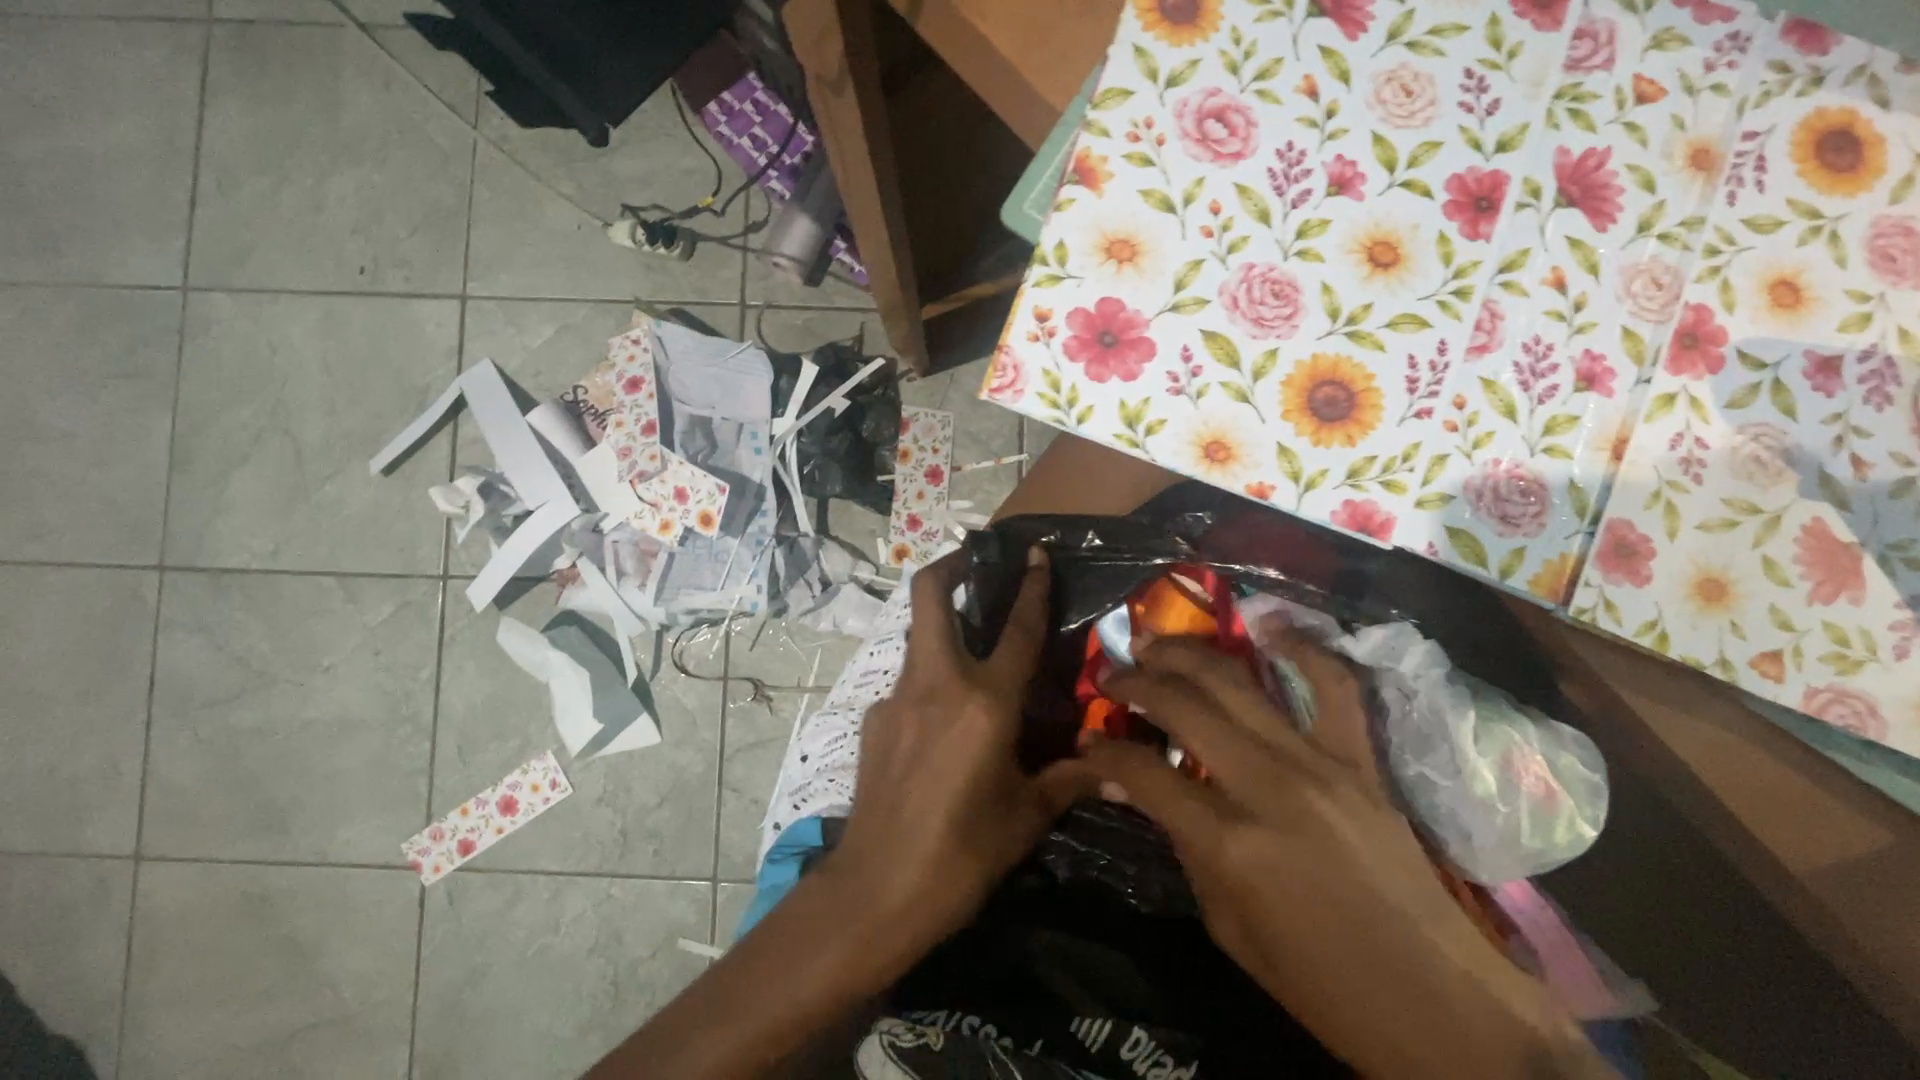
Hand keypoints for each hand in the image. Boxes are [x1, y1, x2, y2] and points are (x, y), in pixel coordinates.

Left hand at [827, 547, 1096, 948]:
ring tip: (972, 652)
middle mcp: (936, 684)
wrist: (876, 890)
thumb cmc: (963, 854)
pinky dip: (929, 683)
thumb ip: (1073, 781)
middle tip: (976, 563)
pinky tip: (944, 724)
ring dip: (942, 628)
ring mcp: (895, 700)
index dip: (1030, 586)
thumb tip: (1124, 774)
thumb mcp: (1026, 817)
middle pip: (930, 597)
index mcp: (984, 701)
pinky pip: (907, 686)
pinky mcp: (873, 722)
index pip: (1016, 628)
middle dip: (951, 566)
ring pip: (917, 640)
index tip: (1033, 551)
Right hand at [1083, 635, 1606, 1079]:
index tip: (1085, 743)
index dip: (1101, 751)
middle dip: (1134, 683)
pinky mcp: (1362, 760)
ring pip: (1240, 683)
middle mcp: (1268, 786)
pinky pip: (1333, 686)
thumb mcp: (1225, 925)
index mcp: (1228, 842)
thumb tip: (1140, 792)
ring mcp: (1321, 763)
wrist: (1436, 1001)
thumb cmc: (1318, 983)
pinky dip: (1300, 648)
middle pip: (1184, 706)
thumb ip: (1181, 847)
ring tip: (1155, 645)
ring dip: (1188, 655)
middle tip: (1108, 677)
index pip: (1142, 772)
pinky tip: (1266, 626)